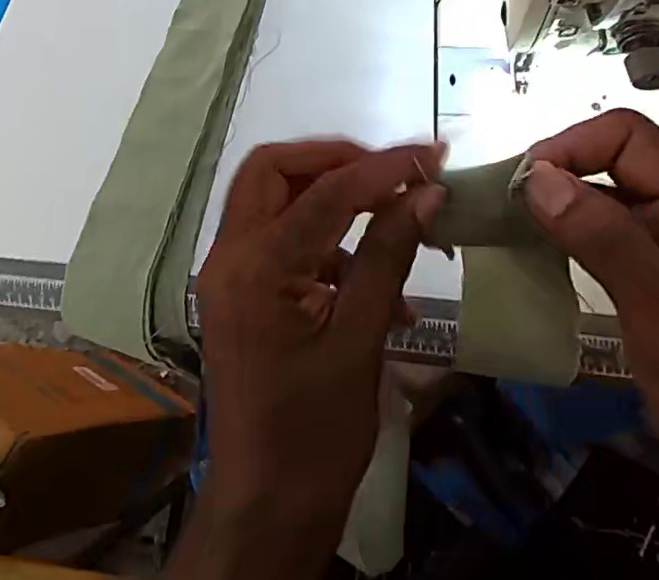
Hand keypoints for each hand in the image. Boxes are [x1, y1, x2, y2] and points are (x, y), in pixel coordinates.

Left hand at [167, 140, 444, 579]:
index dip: (381, 167)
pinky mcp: (238, 290)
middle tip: (389, 173)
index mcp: (255, 268)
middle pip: (271, 171)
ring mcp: (227, 271)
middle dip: (332, 161)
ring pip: (271, 199)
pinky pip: (278, 240)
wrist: (266, 503)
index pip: (321, 192)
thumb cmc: (315, 435)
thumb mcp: (360, 341)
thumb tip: (425, 194)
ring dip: (328, 198)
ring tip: (392, 217)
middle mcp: (228, 256)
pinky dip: (323, 242)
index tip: (430, 155)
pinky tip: (372, 280)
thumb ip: (388, 256)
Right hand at [520, 110, 658, 579]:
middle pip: (623, 161)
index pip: (630, 138)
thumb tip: (538, 176)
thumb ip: (609, 244)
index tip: (517, 188)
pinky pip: (625, 239)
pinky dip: (580, 239)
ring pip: (620, 199)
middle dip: (559, 173)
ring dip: (565, 206)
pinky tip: (551, 262)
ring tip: (516, 232)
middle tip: (506, 212)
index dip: (568, 147)